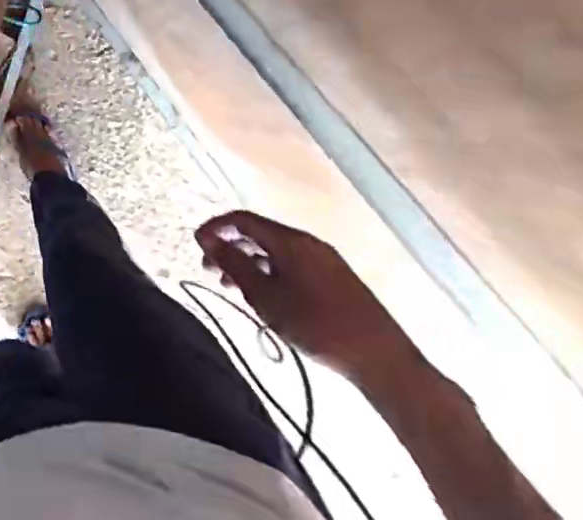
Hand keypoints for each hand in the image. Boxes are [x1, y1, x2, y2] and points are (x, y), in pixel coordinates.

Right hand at [195, 210, 416, 379]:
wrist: (384, 363)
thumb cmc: (316, 325)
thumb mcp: (263, 294)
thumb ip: (231, 262)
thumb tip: (207, 238)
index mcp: (292, 242)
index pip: (241, 220)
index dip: (214, 228)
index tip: (197, 247)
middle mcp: (310, 245)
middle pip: (257, 234)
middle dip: (229, 248)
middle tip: (211, 270)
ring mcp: (327, 263)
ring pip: (274, 252)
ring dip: (247, 263)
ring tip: (233, 287)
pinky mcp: (337, 281)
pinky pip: (292, 266)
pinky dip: (269, 273)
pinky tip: (263, 296)